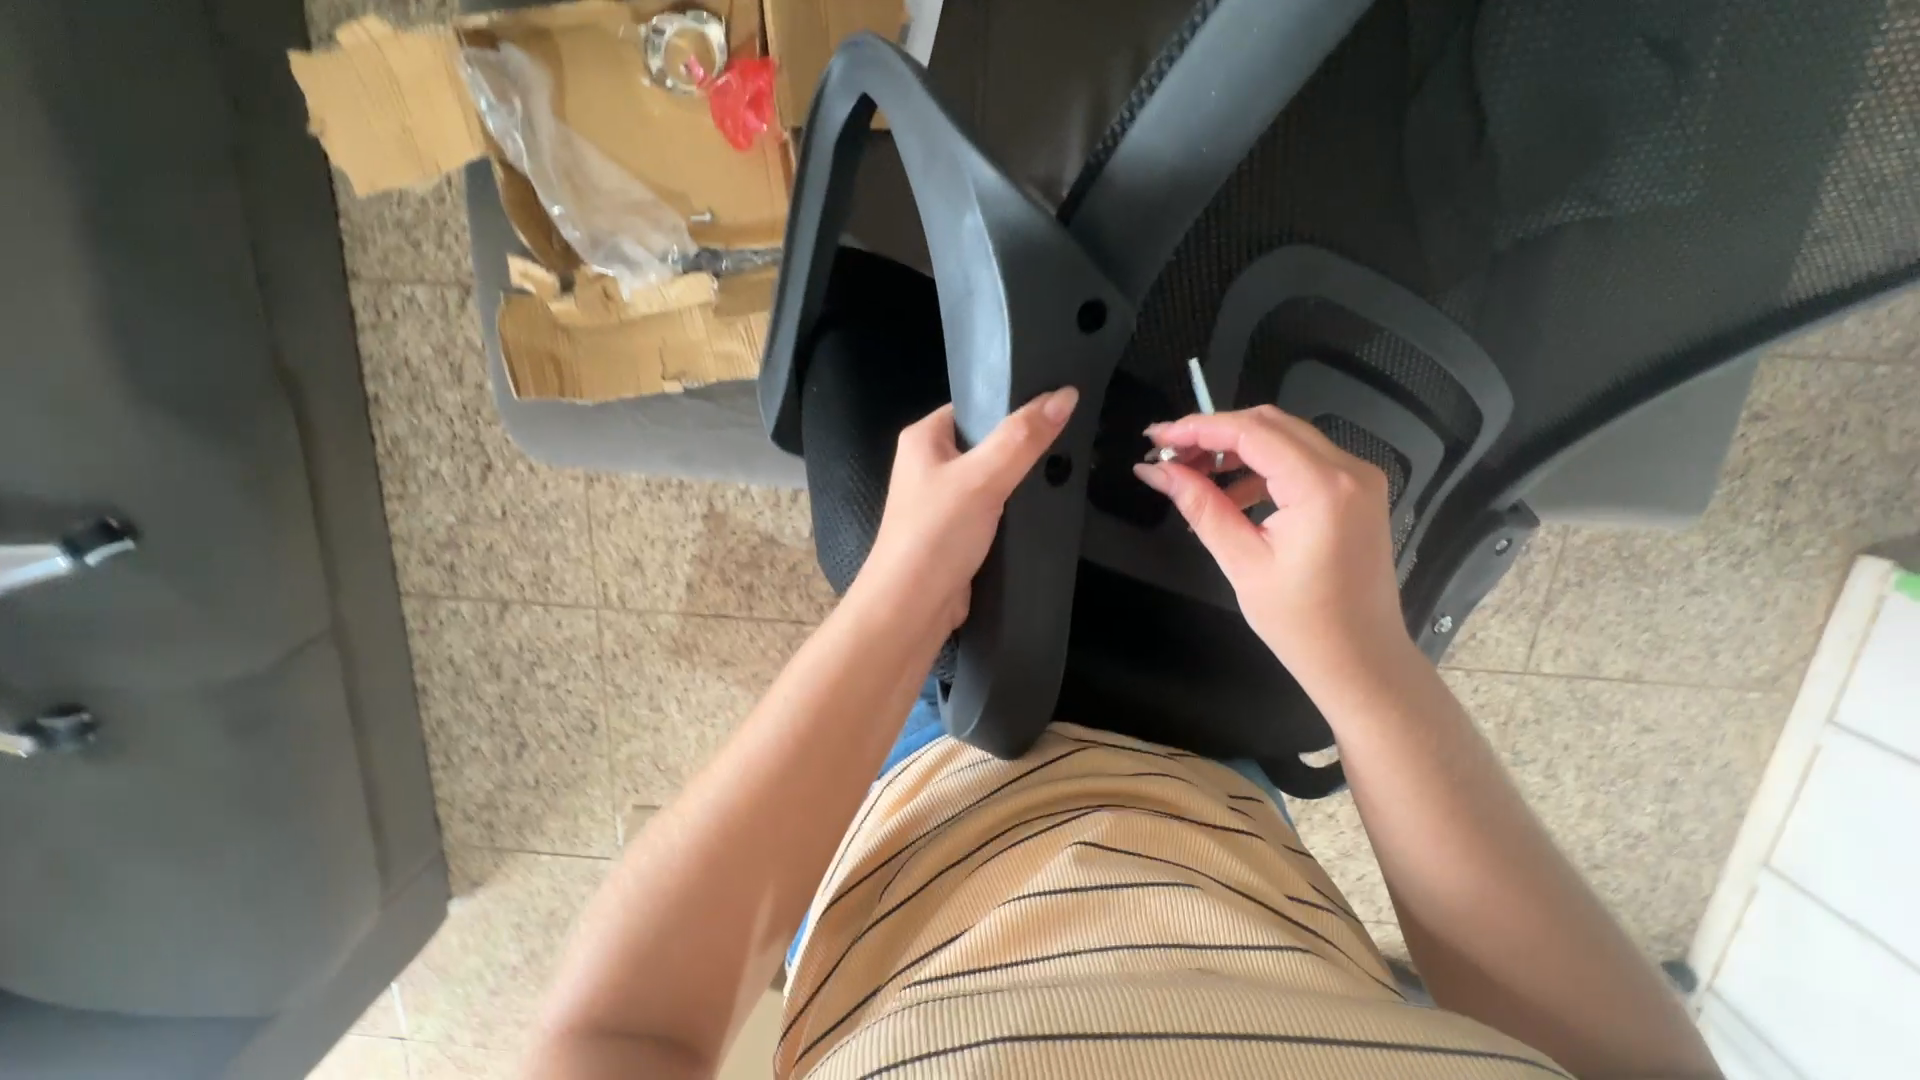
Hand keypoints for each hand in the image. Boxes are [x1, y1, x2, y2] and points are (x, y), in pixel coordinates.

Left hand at [853, 387, 1078, 632]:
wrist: (911, 608)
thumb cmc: (936, 534)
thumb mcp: (983, 478)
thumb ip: (1023, 439)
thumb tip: (1066, 394)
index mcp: (924, 438)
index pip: (974, 407)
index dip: (1012, 405)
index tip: (1058, 405)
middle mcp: (929, 465)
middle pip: (987, 443)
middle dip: (1023, 446)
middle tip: (1070, 441)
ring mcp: (942, 502)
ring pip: (994, 479)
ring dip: (1021, 482)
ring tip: (1065, 472)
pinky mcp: (957, 533)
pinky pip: (994, 511)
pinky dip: (1015, 512)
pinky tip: (1043, 510)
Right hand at [1133, 406, 1412, 690]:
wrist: (1362, 661)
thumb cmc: (1302, 623)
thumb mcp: (1241, 562)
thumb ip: (1198, 505)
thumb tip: (1154, 470)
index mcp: (1322, 487)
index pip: (1251, 432)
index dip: (1197, 427)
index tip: (1155, 436)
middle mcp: (1349, 470)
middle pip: (1269, 424)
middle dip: (1213, 432)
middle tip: (1167, 452)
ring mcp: (1359, 478)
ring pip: (1285, 437)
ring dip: (1236, 448)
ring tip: (1191, 473)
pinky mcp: (1357, 492)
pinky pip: (1302, 460)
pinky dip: (1262, 466)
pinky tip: (1230, 492)